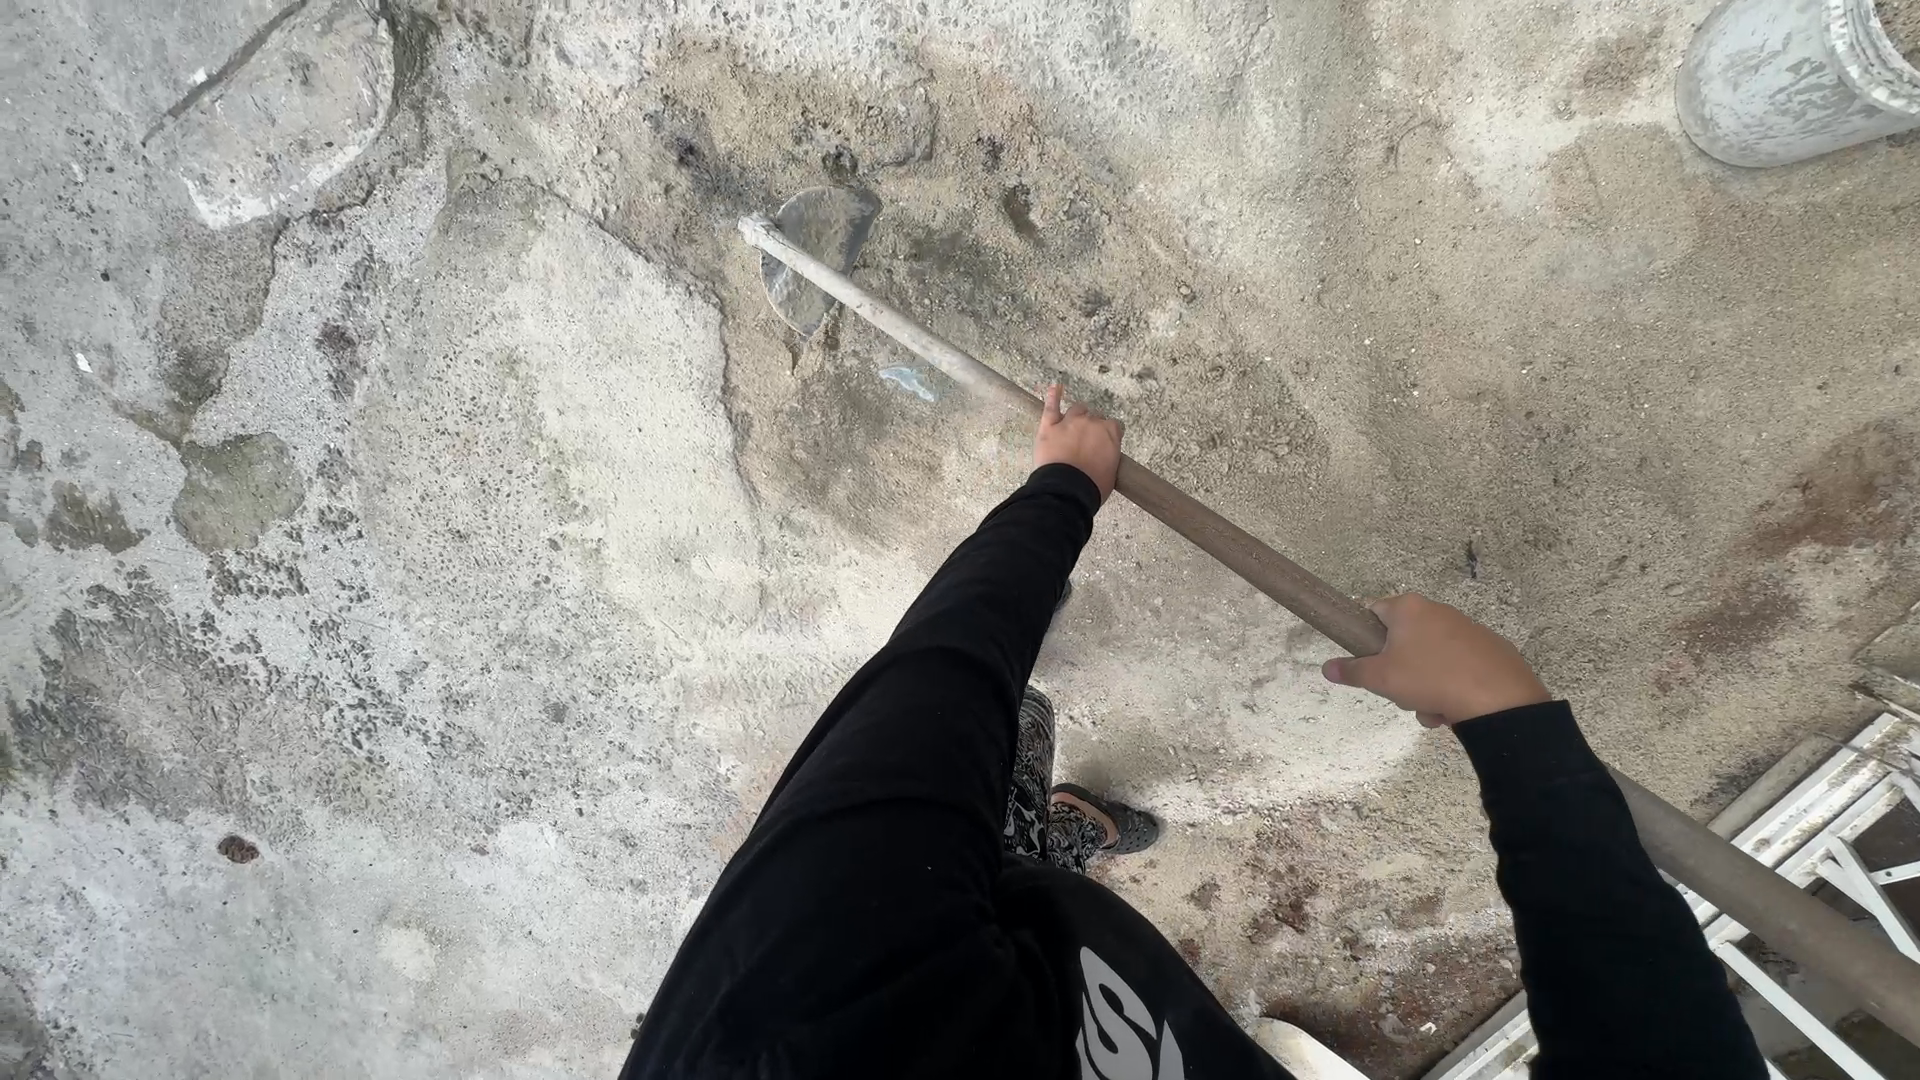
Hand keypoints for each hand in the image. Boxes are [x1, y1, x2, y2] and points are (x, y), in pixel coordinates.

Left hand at [1034, 383, 1122, 501]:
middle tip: (1086, 441)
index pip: (1114, 426)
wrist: (1067, 490)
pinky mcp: (1049, 426)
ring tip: (1074, 423)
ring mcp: (1069, 421)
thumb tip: (1105, 456)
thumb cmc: (1091, 486)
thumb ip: (1109, 457)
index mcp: (1110, 433)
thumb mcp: (1111, 473)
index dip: (1109, 434)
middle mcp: (1091, 422)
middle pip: (1094, 417)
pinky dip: (1053, 396)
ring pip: (1076, 410)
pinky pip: (1051, 406)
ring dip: (1077, 415)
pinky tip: (1055, 387)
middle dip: (1092, 427)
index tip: (1105, 442)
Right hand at [1321, 594, 1549, 726]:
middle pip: (1402, 638)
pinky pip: (1457, 665)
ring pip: (1430, 656)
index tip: (1368, 661)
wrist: (1499, 700)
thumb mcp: (1379, 678)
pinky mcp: (1492, 649)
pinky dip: (1451, 684)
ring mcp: (1469, 628)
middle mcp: (1438, 610)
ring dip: (1423, 682)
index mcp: (1409, 608)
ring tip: (1429, 708)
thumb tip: (1327, 668)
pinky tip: (1454, 707)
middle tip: (1399, 691)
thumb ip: (1350, 671)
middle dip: (1398, 668)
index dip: (1364, 636)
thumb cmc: (1429, 678)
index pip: (1372, 611)